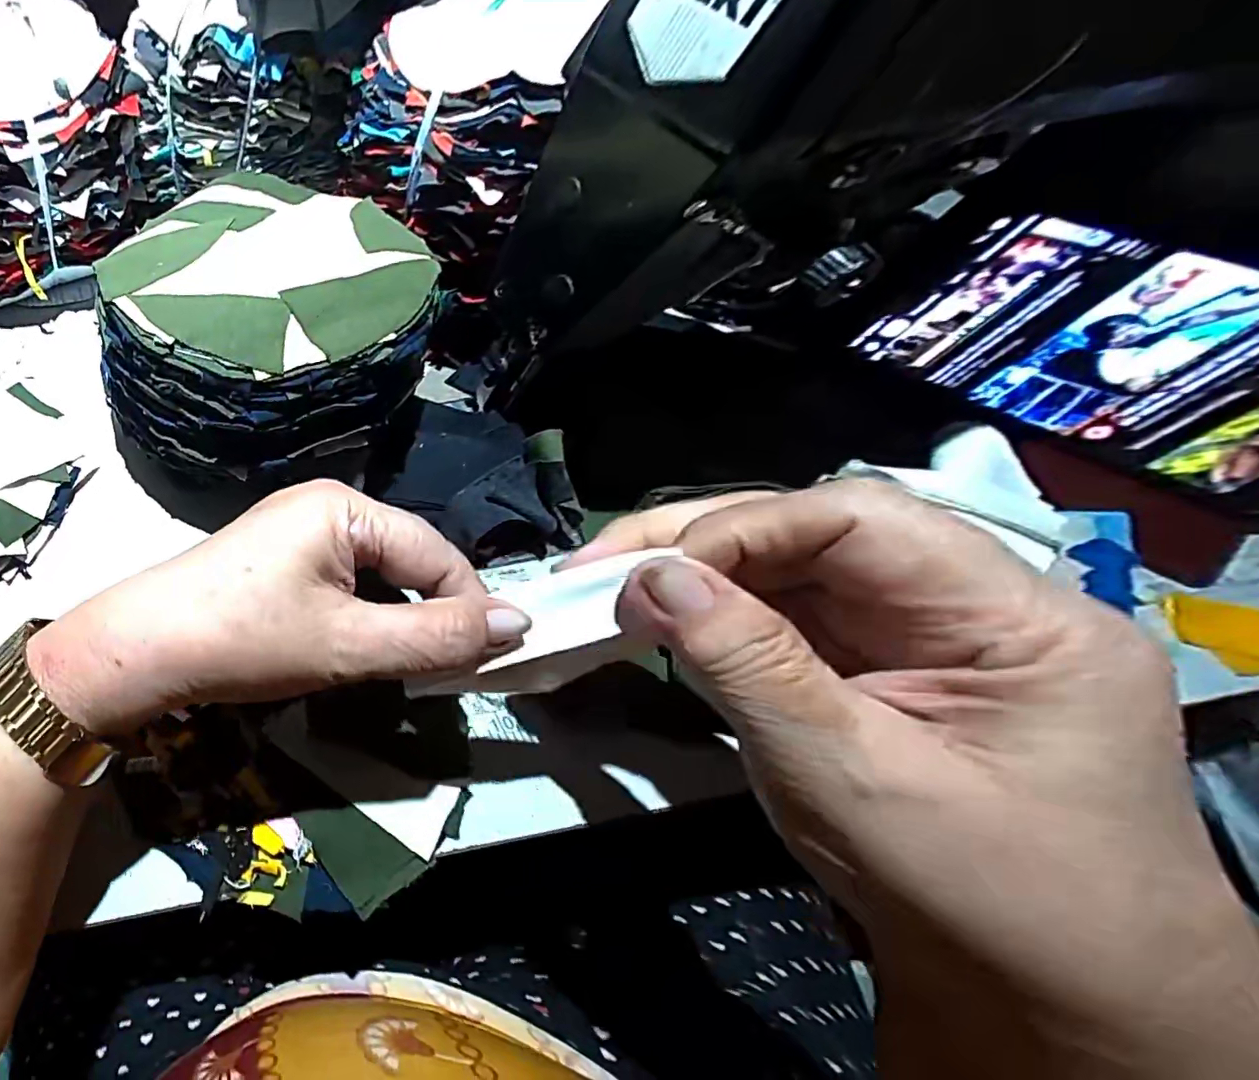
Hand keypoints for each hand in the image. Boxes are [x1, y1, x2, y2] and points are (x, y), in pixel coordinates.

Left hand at [26, 480, 528, 735]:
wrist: (143, 650)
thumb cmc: (248, 641)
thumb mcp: (350, 645)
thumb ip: (436, 637)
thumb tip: (519, 624)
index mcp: (346, 506)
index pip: (436, 552)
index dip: (469, 607)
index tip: (487, 661)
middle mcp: (326, 503)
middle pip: (408, 558)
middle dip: (431, 614)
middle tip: (445, 671)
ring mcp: (297, 526)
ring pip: (378, 573)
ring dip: (398, 618)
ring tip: (405, 665)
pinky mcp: (280, 554)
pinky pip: (345, 578)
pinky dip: (363, 614)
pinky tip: (359, 645)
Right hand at [568, 480, 1258, 1077]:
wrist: (1031, 995)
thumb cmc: (971, 895)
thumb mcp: (846, 774)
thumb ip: (747, 664)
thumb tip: (649, 579)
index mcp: (1013, 619)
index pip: (858, 519)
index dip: (742, 529)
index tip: (651, 573)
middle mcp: (960, 603)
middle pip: (809, 530)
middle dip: (696, 540)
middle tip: (599, 563)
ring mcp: (907, 632)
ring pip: (780, 567)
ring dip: (690, 573)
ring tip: (610, 586)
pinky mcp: (862, 662)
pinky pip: (773, 614)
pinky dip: (706, 614)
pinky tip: (656, 621)